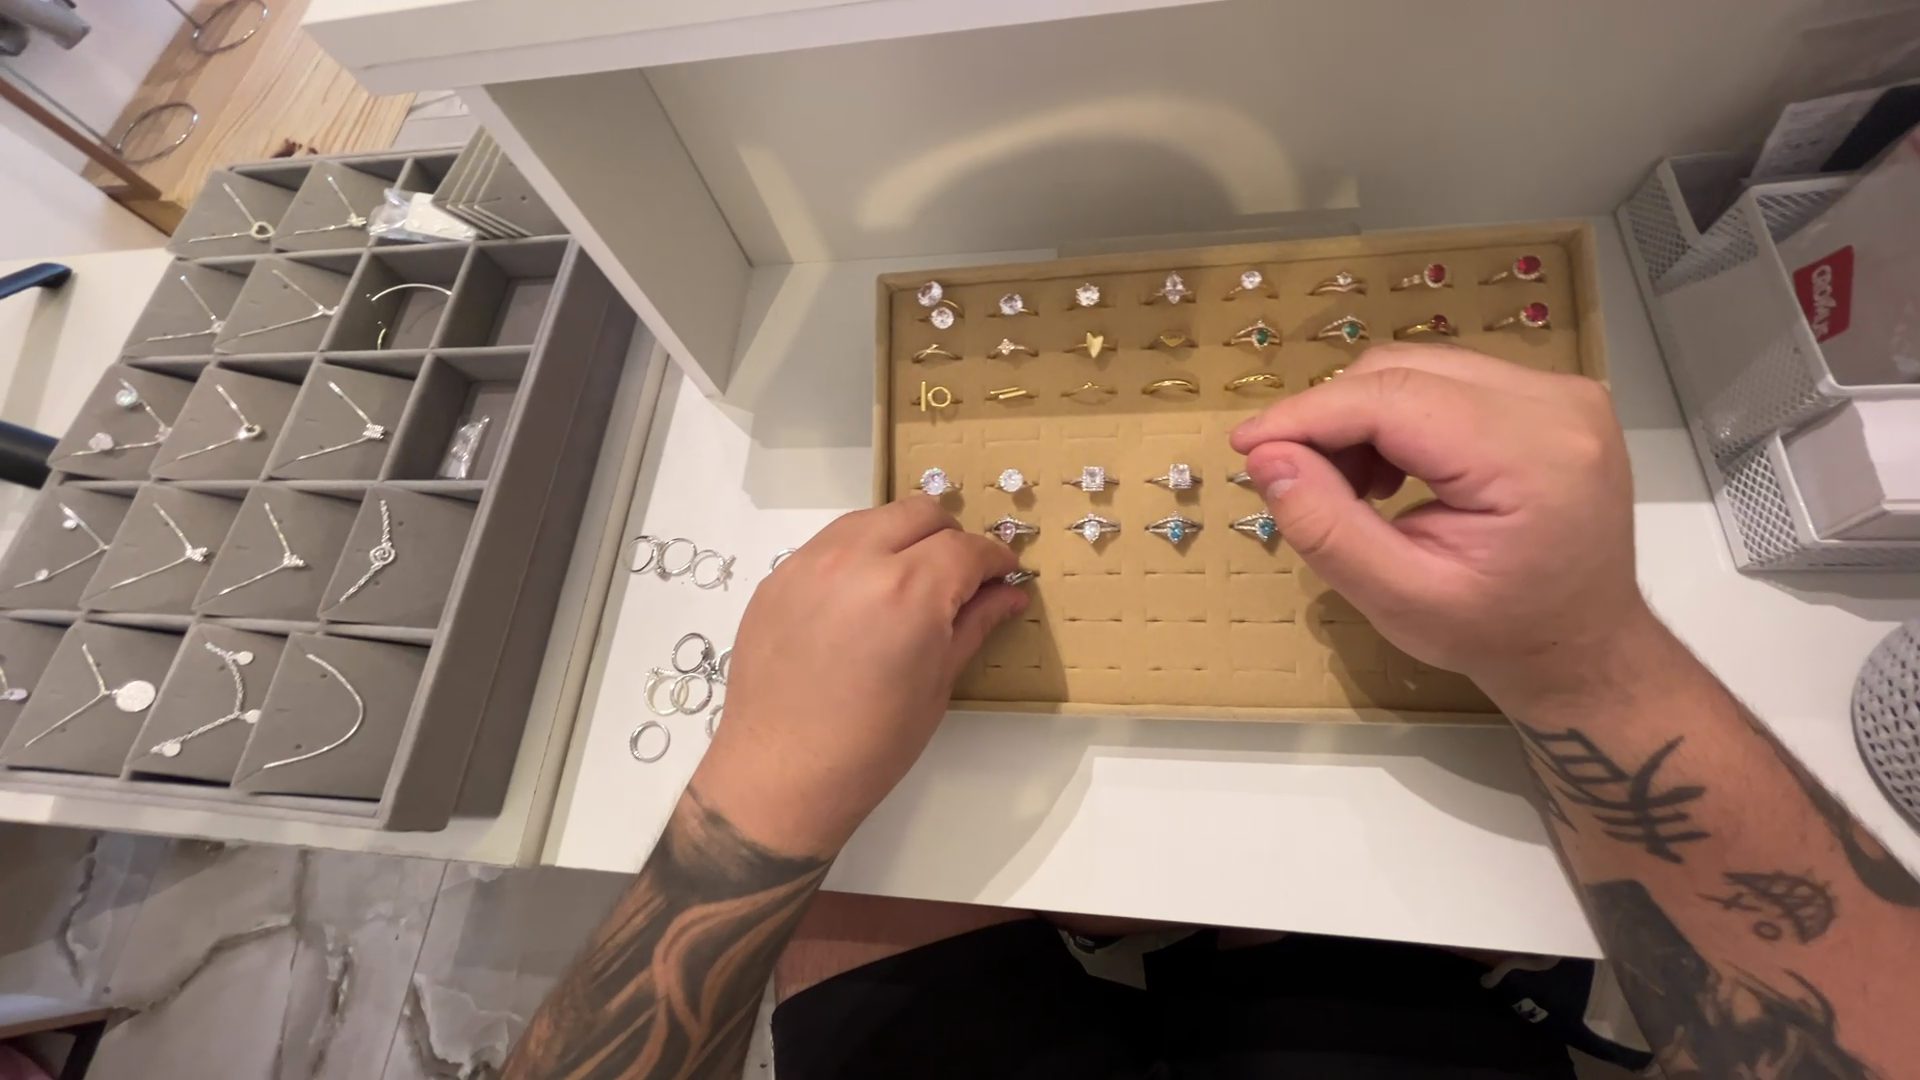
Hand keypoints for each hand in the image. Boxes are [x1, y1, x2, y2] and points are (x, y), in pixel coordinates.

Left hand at [692, 497, 1027, 855]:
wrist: (779, 775)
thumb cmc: (871, 744)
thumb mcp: (937, 684)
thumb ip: (974, 624)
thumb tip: (1009, 594)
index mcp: (908, 591)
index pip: (966, 548)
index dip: (995, 559)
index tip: (1005, 575)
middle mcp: (857, 560)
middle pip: (921, 513)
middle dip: (951, 536)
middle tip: (959, 576)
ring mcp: (809, 562)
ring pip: (873, 518)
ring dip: (903, 537)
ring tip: (909, 581)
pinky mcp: (778, 576)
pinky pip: (830, 542)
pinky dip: (860, 553)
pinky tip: (861, 597)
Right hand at [1228, 344, 1653, 710]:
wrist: (1578, 643)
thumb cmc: (1492, 632)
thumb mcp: (1395, 598)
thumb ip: (1325, 528)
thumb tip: (1266, 459)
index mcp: (1531, 456)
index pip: (1392, 399)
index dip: (1305, 415)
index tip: (1244, 446)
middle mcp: (1554, 402)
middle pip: (1399, 372)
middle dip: (1327, 419)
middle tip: (1296, 481)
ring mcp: (1555, 392)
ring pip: (1412, 369)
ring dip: (1354, 419)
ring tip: (1346, 487)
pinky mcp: (1542, 396)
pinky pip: (1436, 382)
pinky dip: (1386, 419)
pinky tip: (1383, 473)